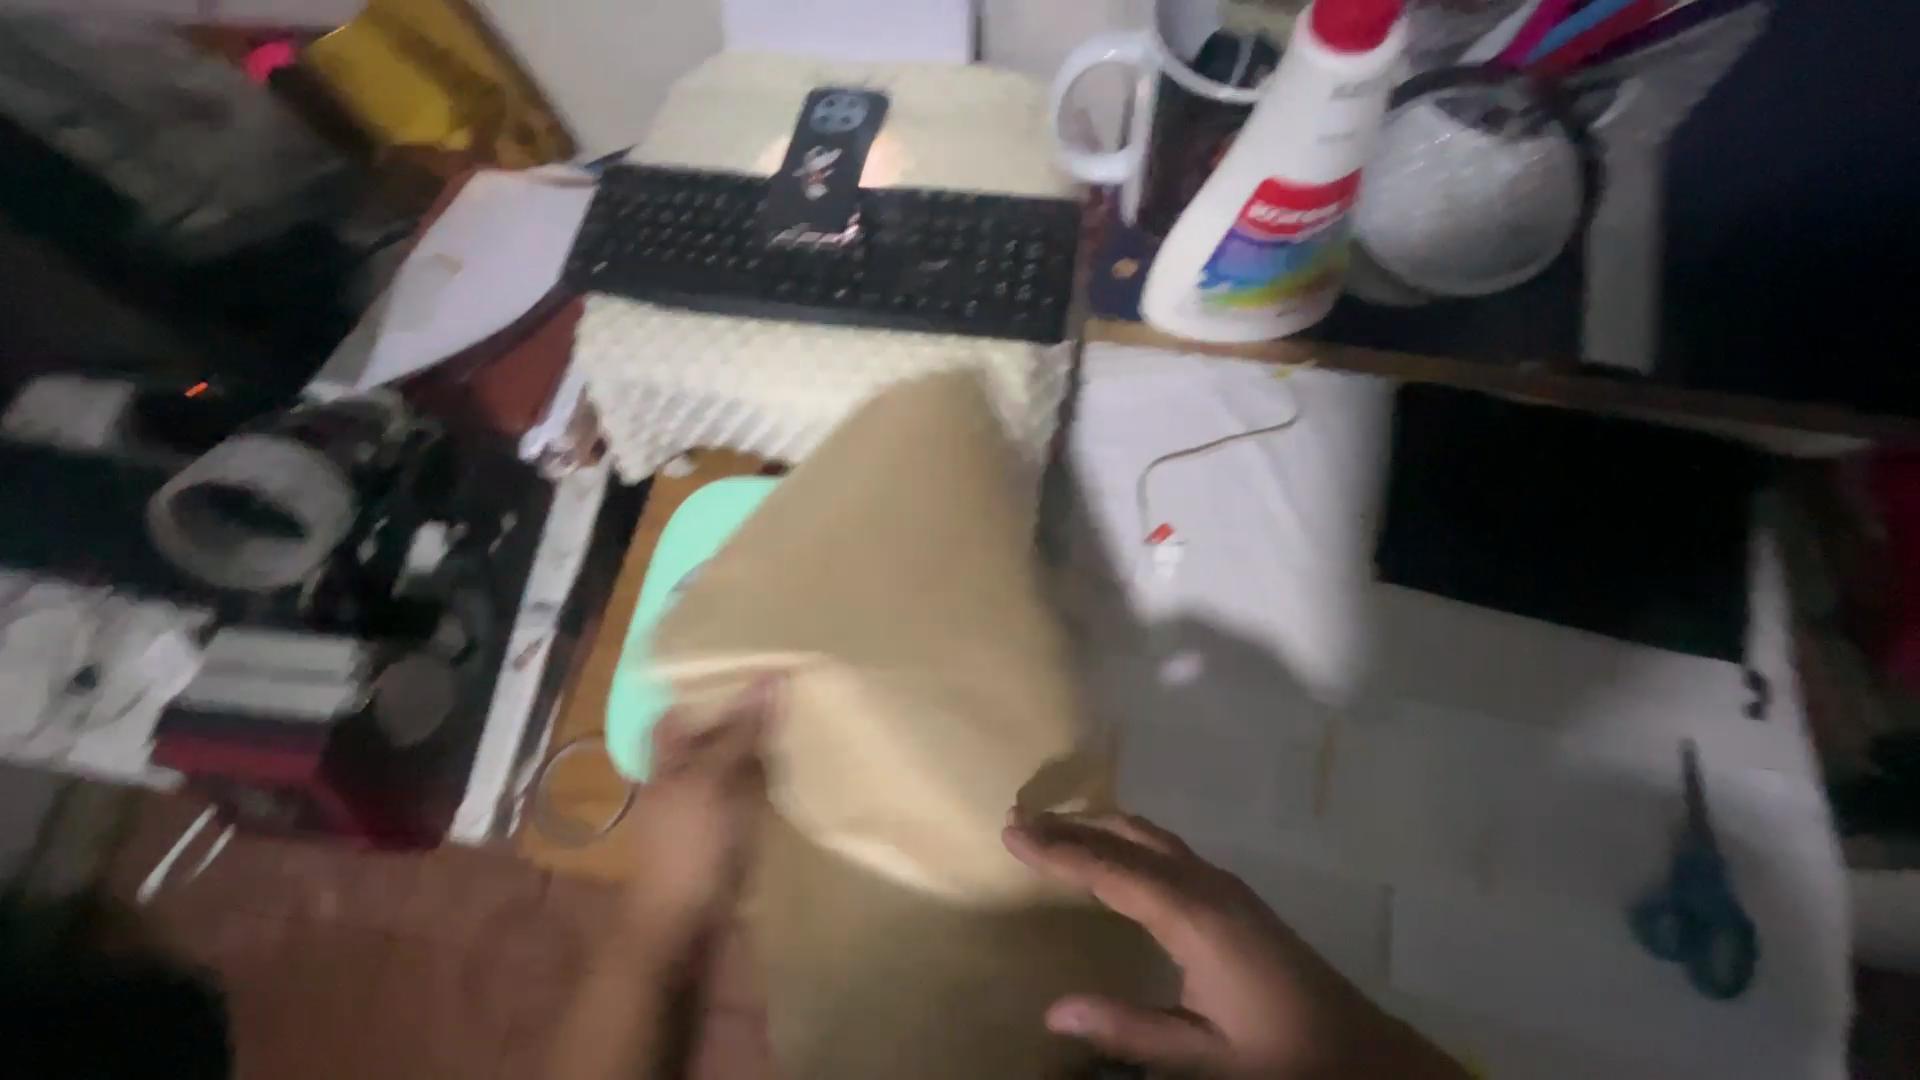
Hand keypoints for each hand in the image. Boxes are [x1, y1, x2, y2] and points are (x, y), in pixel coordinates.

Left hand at [621, 678, 779, 958]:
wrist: (685, 933)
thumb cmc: (690, 847)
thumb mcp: (714, 780)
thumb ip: (741, 732)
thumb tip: (768, 677)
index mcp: (668, 765)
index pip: (679, 717)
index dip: (705, 694)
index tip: (745, 671)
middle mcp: (683, 785)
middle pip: (711, 740)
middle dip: (744, 719)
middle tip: (789, 694)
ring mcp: (706, 816)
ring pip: (735, 769)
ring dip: (762, 751)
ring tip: (803, 725)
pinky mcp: (730, 842)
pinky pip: (752, 800)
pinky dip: (772, 786)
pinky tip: (799, 777)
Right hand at [1004, 812, 1465, 1079]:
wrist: (1368, 1056)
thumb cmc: (1284, 1057)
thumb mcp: (1205, 1058)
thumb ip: (1129, 1030)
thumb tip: (1053, 1013)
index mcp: (1192, 916)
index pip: (1109, 869)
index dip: (1057, 849)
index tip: (1011, 830)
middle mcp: (1205, 884)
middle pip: (1126, 837)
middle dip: (1071, 825)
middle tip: (1020, 818)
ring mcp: (1223, 884)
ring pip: (1148, 836)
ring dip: (1098, 826)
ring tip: (1054, 827)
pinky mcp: (1232, 894)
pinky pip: (1165, 847)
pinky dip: (1125, 838)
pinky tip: (1114, 851)